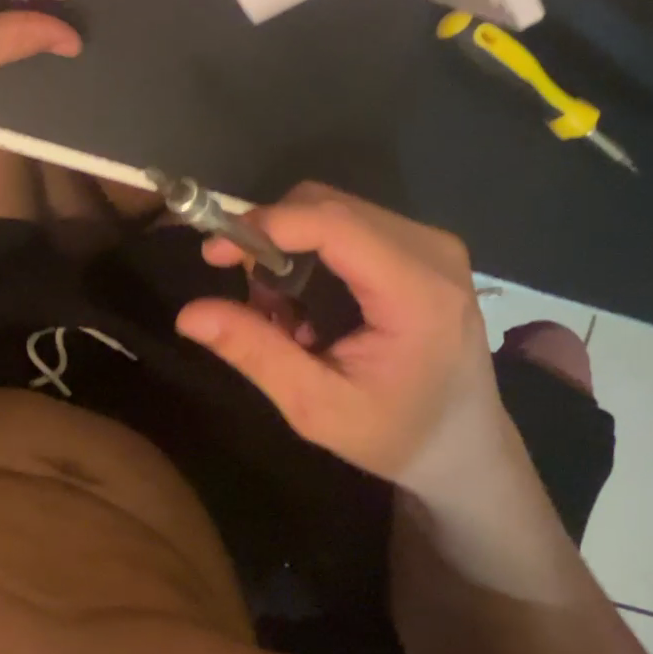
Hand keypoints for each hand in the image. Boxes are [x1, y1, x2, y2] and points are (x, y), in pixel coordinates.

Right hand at [174, 183, 508, 488]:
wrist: (464, 447)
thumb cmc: (395, 434)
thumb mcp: (315, 406)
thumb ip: (255, 353)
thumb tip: (188, 314)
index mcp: (417, 293)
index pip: (331, 223)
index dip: (264, 225)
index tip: (214, 255)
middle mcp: (431, 252)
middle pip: (324, 206)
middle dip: (270, 240)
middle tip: (251, 298)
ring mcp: (430, 244)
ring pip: (328, 209)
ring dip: (287, 247)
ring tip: (283, 310)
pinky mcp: (421, 246)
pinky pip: (344, 222)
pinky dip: (308, 249)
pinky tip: (308, 299)